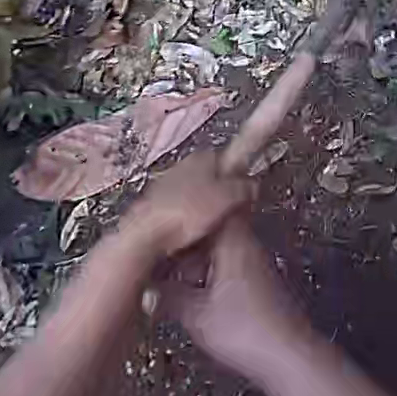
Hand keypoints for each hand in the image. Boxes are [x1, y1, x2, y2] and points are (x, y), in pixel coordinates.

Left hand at [104, 150, 252, 264]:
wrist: (143, 238)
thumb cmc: (188, 212)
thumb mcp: (229, 199)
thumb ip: (245, 188)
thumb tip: (254, 185)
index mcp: (202, 157)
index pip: (227, 159)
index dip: (237, 177)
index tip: (243, 196)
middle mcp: (181, 165)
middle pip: (210, 179)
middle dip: (220, 196)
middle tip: (228, 216)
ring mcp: (164, 186)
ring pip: (193, 197)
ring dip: (201, 211)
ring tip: (208, 231)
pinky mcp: (152, 208)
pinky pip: (177, 213)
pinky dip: (184, 223)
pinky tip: (187, 238)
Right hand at [162, 217, 315, 383]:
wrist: (285, 353)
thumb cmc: (243, 329)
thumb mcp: (196, 314)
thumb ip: (169, 297)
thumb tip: (147, 289)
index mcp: (234, 241)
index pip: (209, 212)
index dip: (184, 218)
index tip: (160, 228)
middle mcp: (248, 245)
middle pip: (213, 231)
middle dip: (186, 245)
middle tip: (159, 261)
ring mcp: (255, 262)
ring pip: (220, 250)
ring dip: (197, 263)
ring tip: (171, 281)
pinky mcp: (258, 281)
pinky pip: (229, 266)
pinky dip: (210, 275)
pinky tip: (196, 296)